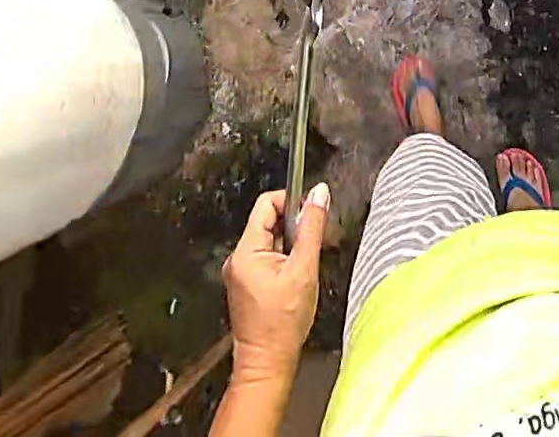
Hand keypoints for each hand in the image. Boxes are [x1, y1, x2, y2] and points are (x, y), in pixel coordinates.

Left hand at [223, 184, 329, 386]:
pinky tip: (297, 276)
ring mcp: (242, 271)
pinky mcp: (249, 282)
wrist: (267, 365)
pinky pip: (269, 255)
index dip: (292, 202)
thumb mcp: (304, 268)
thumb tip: (319, 193)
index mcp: (246, 251)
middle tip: (313, 244)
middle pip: (270, 219)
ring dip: (293, 243)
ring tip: (305, 266)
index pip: (267, 203)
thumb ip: (312, 227)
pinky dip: (286, 258)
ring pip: (272, 238)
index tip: (311, 213)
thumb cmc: (282, 325)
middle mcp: (239, 258)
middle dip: (295, 226)